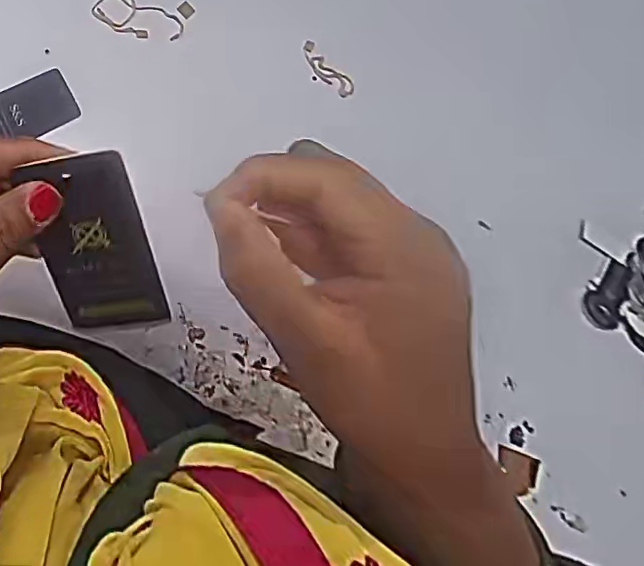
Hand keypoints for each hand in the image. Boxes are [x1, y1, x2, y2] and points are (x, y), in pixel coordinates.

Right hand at [203, 141, 536, 565]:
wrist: (428, 467)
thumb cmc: (370, 406)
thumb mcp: (303, 339)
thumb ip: (256, 267)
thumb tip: (220, 206)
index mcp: (402, 244)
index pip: (323, 177)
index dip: (261, 176)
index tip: (215, 206)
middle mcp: (413, 230)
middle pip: (329, 176)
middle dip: (271, 186)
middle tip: (229, 221)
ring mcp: (410, 245)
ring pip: (332, 194)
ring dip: (285, 204)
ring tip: (248, 238)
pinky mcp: (399, 262)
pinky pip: (341, 223)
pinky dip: (303, 227)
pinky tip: (276, 252)